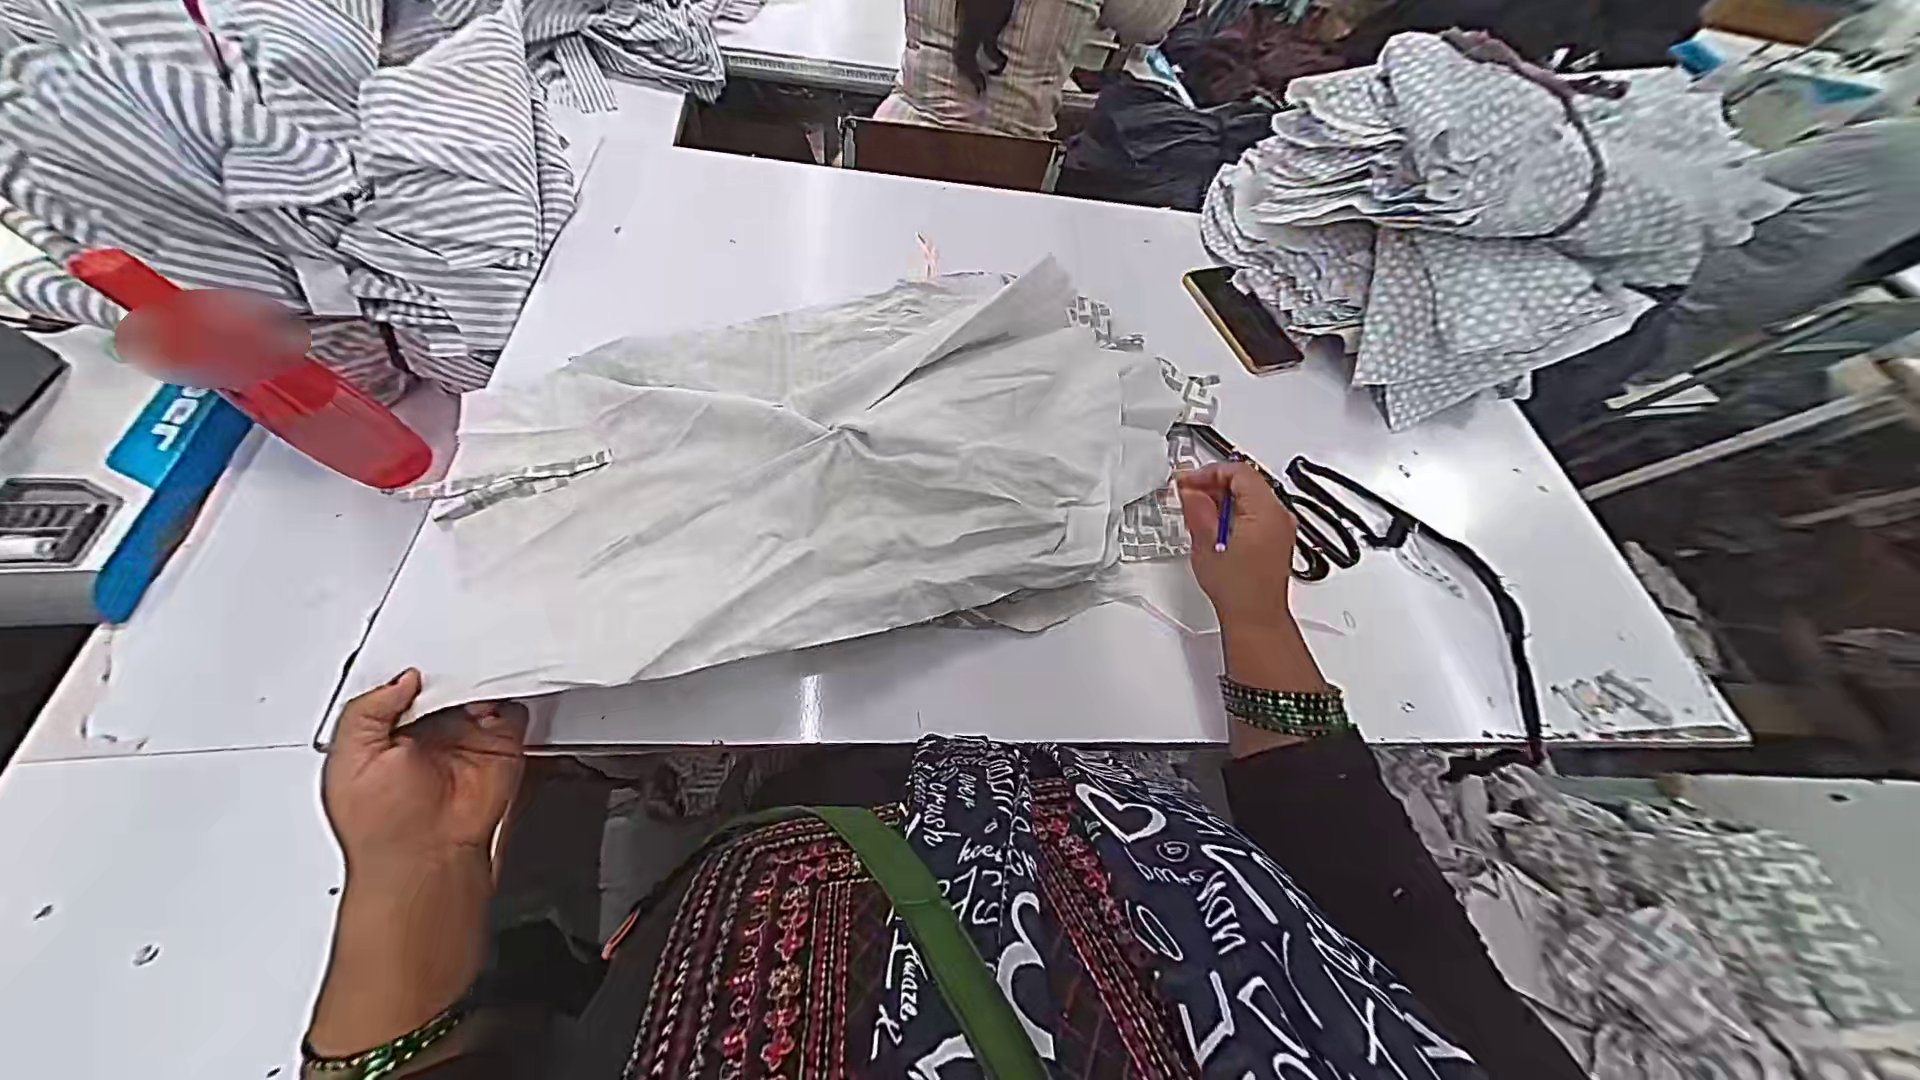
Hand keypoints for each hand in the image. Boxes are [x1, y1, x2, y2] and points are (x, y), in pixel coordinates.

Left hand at [322, 669, 527, 879]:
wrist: (429, 854)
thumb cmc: (381, 825)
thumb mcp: (348, 763)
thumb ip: (365, 714)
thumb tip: (401, 679)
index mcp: (390, 733)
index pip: (403, 687)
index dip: (410, 671)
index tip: (419, 661)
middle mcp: (432, 731)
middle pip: (448, 683)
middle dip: (452, 670)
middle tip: (451, 664)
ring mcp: (469, 736)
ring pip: (483, 690)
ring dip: (482, 680)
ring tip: (475, 681)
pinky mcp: (502, 742)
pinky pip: (514, 708)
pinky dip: (511, 696)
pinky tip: (493, 701)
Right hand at [1178, 462, 1327, 756]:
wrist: (1255, 617)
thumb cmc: (1238, 589)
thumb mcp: (1206, 544)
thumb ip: (1198, 511)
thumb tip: (1191, 491)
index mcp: (1265, 512)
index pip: (1238, 473)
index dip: (1208, 473)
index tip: (1187, 481)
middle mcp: (1279, 516)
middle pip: (1246, 481)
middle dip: (1214, 484)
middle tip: (1189, 494)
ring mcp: (1280, 527)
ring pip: (1250, 496)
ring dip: (1222, 498)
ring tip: (1198, 513)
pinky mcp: (1276, 538)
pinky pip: (1255, 512)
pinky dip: (1233, 512)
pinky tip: (1214, 527)